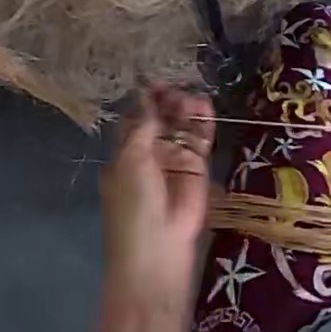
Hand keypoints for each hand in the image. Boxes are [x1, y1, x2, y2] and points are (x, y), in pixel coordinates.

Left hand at [101, 85, 214, 305]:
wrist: (157, 251)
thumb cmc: (133, 204)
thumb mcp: (131, 160)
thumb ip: (142, 125)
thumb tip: (145, 94)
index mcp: (125, 151)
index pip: (136, 117)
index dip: (146, 98)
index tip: (156, 80)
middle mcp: (149, 152)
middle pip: (161, 118)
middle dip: (168, 101)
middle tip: (177, 89)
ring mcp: (174, 160)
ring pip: (181, 126)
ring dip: (186, 108)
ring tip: (192, 96)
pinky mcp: (197, 169)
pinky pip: (200, 140)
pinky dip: (204, 123)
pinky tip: (205, 105)